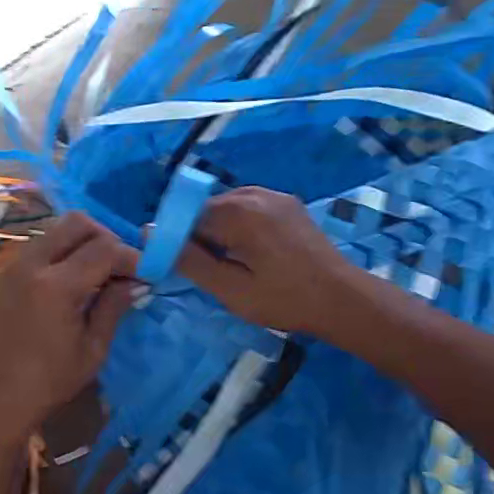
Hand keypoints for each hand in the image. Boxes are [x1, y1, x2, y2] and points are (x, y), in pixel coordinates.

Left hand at [0, 213, 137, 437]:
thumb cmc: (47, 383)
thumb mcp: (92, 349)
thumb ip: (113, 307)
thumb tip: (133, 282)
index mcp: (57, 285)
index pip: (105, 248)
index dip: (132, 257)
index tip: (146, 274)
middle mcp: (31, 264)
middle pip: (77, 222)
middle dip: (106, 237)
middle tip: (121, 266)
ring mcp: (12, 266)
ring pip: (55, 230)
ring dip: (82, 242)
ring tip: (99, 273)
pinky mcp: (2, 274)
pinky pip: (39, 247)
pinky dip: (61, 252)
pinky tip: (72, 281)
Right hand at [174, 187, 361, 334]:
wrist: (343, 299)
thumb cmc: (283, 299)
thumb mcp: (228, 288)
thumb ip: (189, 259)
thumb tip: (150, 233)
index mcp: (237, 211)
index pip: (185, 217)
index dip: (178, 242)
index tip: (182, 268)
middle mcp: (253, 193)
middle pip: (206, 210)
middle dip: (199, 237)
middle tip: (210, 272)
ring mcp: (274, 196)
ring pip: (227, 209)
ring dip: (220, 233)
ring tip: (231, 266)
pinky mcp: (288, 205)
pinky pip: (249, 209)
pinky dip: (240, 228)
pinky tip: (251, 255)